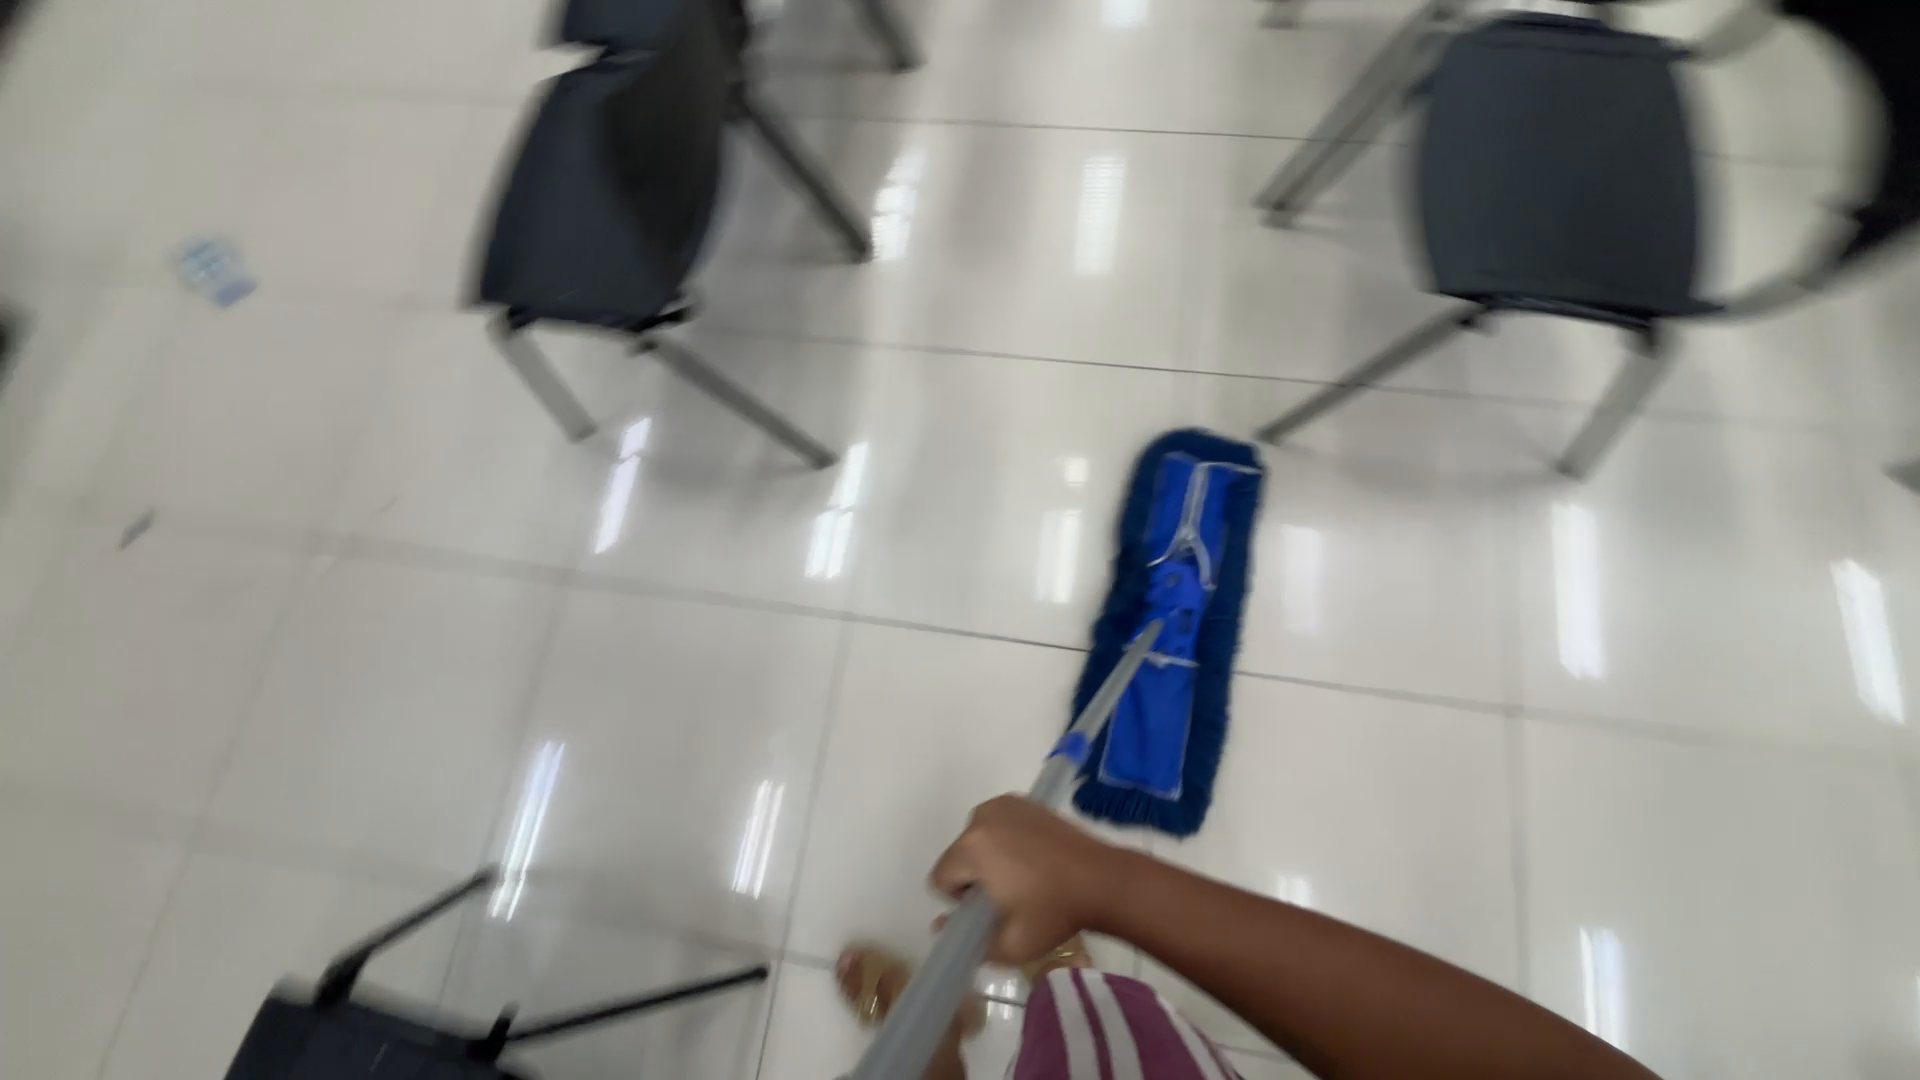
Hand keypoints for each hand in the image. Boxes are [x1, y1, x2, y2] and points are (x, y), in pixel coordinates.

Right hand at [929, 795, 1124, 964]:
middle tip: (1008, 895)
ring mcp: (1004, 805)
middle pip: (959, 855)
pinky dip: (1006, 839)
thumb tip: (940, 927)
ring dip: (989, 856)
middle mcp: (982, 818)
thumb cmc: (1053, 912)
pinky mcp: (1024, 801)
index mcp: (972, 848)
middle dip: (975, 876)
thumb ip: (970, 941)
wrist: (1101, 879)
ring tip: (1022, 876)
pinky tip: (1033, 858)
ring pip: (977, 838)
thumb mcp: (1011, 945)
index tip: (988, 909)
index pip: (941, 877)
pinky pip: (998, 824)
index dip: (959, 900)